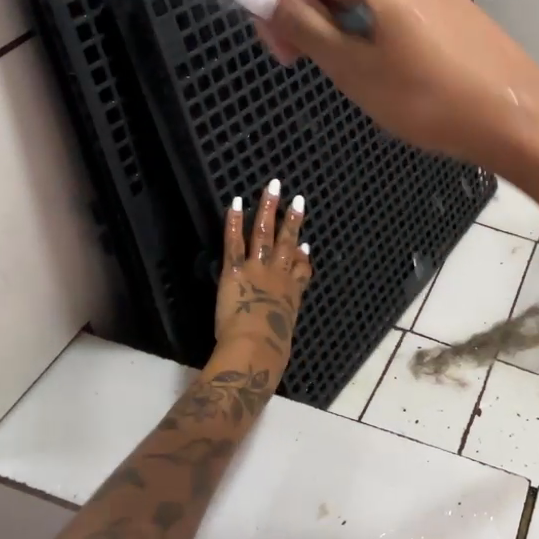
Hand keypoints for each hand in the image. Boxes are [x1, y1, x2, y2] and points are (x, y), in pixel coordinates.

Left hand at [216, 181, 313, 362]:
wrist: (256, 346)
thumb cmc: (269, 350)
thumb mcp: (284, 336)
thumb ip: (284, 322)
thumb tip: (283, 318)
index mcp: (292, 294)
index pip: (301, 270)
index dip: (302, 256)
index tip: (304, 245)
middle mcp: (278, 276)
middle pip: (287, 243)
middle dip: (292, 220)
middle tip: (297, 199)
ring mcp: (258, 270)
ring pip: (264, 234)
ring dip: (269, 209)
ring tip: (272, 188)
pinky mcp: (236, 270)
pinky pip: (234, 242)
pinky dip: (234, 222)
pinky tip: (235, 203)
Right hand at [253, 0, 538, 177]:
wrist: (519, 118)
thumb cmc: (433, 100)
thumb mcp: (354, 69)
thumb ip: (301, 24)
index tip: (278, 50)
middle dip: (300, 12)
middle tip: (308, 68)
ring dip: (335, 25)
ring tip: (354, 76)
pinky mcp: (445, 1)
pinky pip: (387, 2)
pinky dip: (368, 28)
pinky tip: (387, 70)